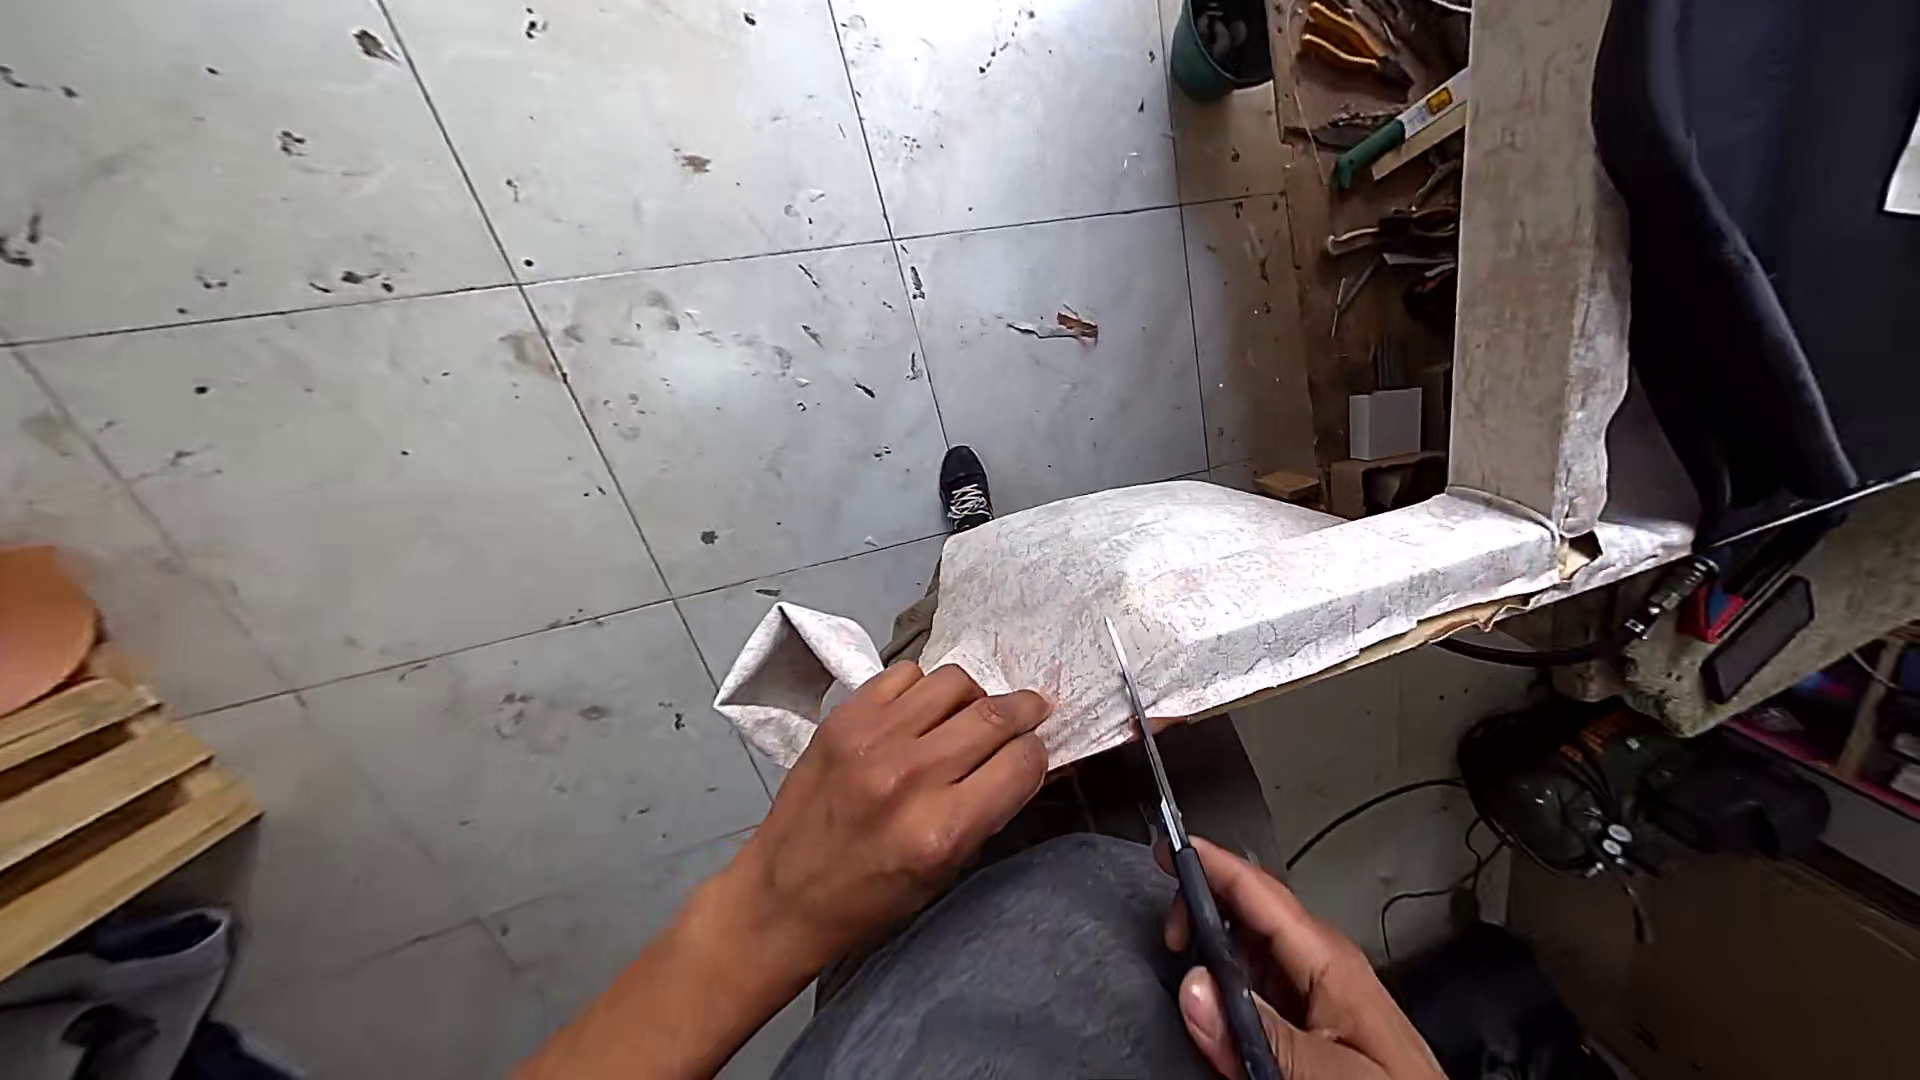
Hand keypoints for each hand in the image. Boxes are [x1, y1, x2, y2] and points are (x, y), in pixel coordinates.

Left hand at [720, 662, 1050, 973]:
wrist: (782, 893)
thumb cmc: (871, 897)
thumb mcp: (945, 870)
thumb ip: (989, 807)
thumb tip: (1025, 753)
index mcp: (942, 830)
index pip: (1021, 763)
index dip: (1036, 754)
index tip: (1032, 751)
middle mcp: (910, 775)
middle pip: (994, 714)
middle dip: (1024, 710)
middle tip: (1031, 710)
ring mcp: (872, 737)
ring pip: (954, 681)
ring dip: (974, 695)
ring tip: (967, 713)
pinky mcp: (844, 716)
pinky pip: (906, 673)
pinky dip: (924, 687)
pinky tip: (919, 710)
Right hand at [1163, 837, 1444, 1079]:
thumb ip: (1264, 1035)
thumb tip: (1194, 987)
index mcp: (1329, 960)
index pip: (1257, 888)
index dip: (1209, 861)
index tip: (1166, 849)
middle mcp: (1322, 959)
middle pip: (1247, 905)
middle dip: (1201, 906)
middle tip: (1170, 937)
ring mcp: (1318, 984)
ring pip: (1248, 938)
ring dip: (1211, 944)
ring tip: (1190, 972)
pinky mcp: (1313, 1010)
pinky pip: (1257, 972)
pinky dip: (1227, 973)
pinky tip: (1219, 998)